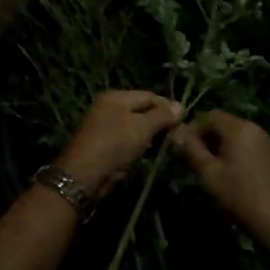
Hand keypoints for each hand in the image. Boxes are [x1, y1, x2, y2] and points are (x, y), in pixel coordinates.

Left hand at [54, 91, 184, 197]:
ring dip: (151, 135)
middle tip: (177, 134)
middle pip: (142, 110)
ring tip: (166, 145)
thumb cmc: (115, 144)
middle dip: (160, 121)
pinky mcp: (105, 145)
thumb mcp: (142, 127)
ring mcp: (105, 127)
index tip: (185, 120)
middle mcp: (109, 108)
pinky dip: (139, 145)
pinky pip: (128, 140)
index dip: (167, 106)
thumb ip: (161, 115)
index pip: (149, 96)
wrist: (85, 174)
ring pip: (135, 127)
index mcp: (116, 97)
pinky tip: (149, 154)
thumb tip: (180, 106)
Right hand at [172, 111, 269, 243]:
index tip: (179, 148)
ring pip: (232, 134)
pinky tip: (223, 171)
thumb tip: (176, 133)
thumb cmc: (238, 195)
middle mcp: (254, 128)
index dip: (191, 129)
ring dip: (215, 145)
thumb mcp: (208, 173)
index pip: (208, 116)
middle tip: (189, 159)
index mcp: (239, 128)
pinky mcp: (269, 154)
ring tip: (204, 167)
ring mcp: (264, 141)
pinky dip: (229, 151)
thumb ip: (190, 149)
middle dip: (203, 137)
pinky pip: (243, 144)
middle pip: (221, 123)